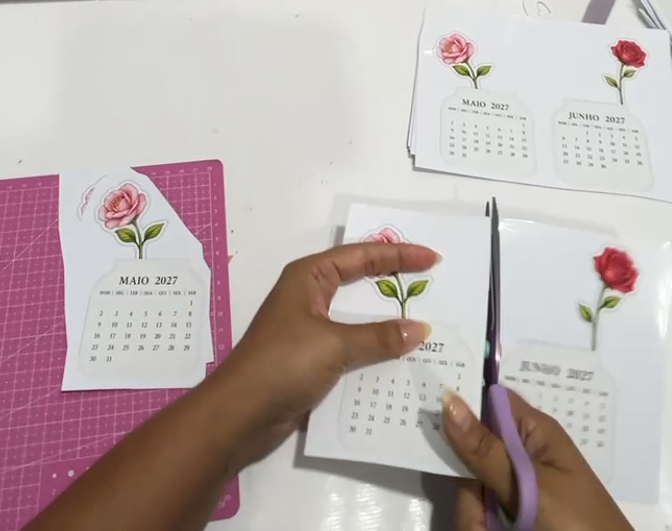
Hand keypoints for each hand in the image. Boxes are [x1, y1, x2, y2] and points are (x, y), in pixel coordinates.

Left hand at [197, 241, 437, 471]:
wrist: (239, 415)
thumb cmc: (282, 364)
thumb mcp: (334, 345)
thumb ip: (378, 337)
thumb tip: (419, 328)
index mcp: (310, 277)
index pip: (361, 256)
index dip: (398, 255)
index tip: (432, 259)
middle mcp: (310, 295)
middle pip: (359, 280)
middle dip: (393, 282)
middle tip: (431, 283)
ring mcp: (310, 327)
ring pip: (357, 316)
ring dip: (386, 320)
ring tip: (424, 320)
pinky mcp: (312, 357)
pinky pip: (352, 345)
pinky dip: (375, 348)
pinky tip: (399, 360)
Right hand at [441, 388, 632, 530]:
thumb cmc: (580, 525)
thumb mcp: (531, 487)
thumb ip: (486, 449)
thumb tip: (447, 397)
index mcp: (533, 432)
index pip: (487, 399)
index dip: (461, 405)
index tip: (433, 419)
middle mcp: (519, 456)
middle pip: (469, 456)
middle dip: (470, 493)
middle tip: (486, 521)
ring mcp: (514, 492)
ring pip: (469, 496)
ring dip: (477, 523)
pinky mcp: (509, 521)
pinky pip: (478, 519)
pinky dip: (482, 530)